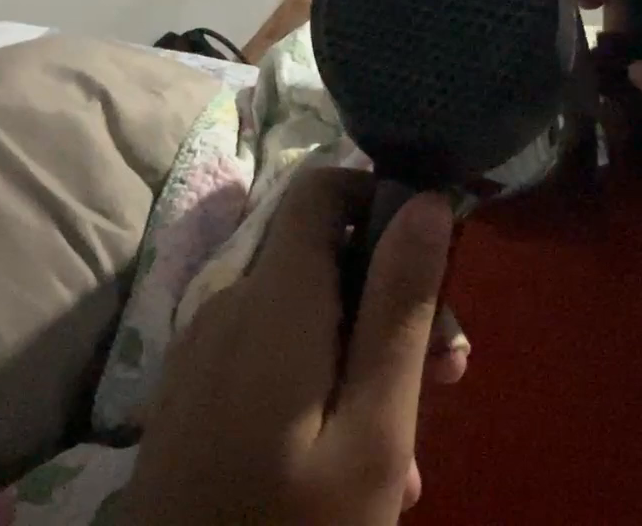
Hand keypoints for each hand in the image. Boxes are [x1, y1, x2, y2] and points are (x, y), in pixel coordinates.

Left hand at [118, 168, 455, 524]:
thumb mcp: (373, 429)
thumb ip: (398, 307)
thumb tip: (423, 200)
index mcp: (272, 299)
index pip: (322, 188)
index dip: (380, 199)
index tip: (433, 257)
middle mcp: (228, 303)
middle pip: (321, 254)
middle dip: (389, 296)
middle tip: (447, 373)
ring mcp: (203, 349)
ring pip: (302, 309)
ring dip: (362, 348)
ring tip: (408, 442)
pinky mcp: (194, 390)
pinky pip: (269, 350)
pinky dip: (320, 375)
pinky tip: (348, 453)